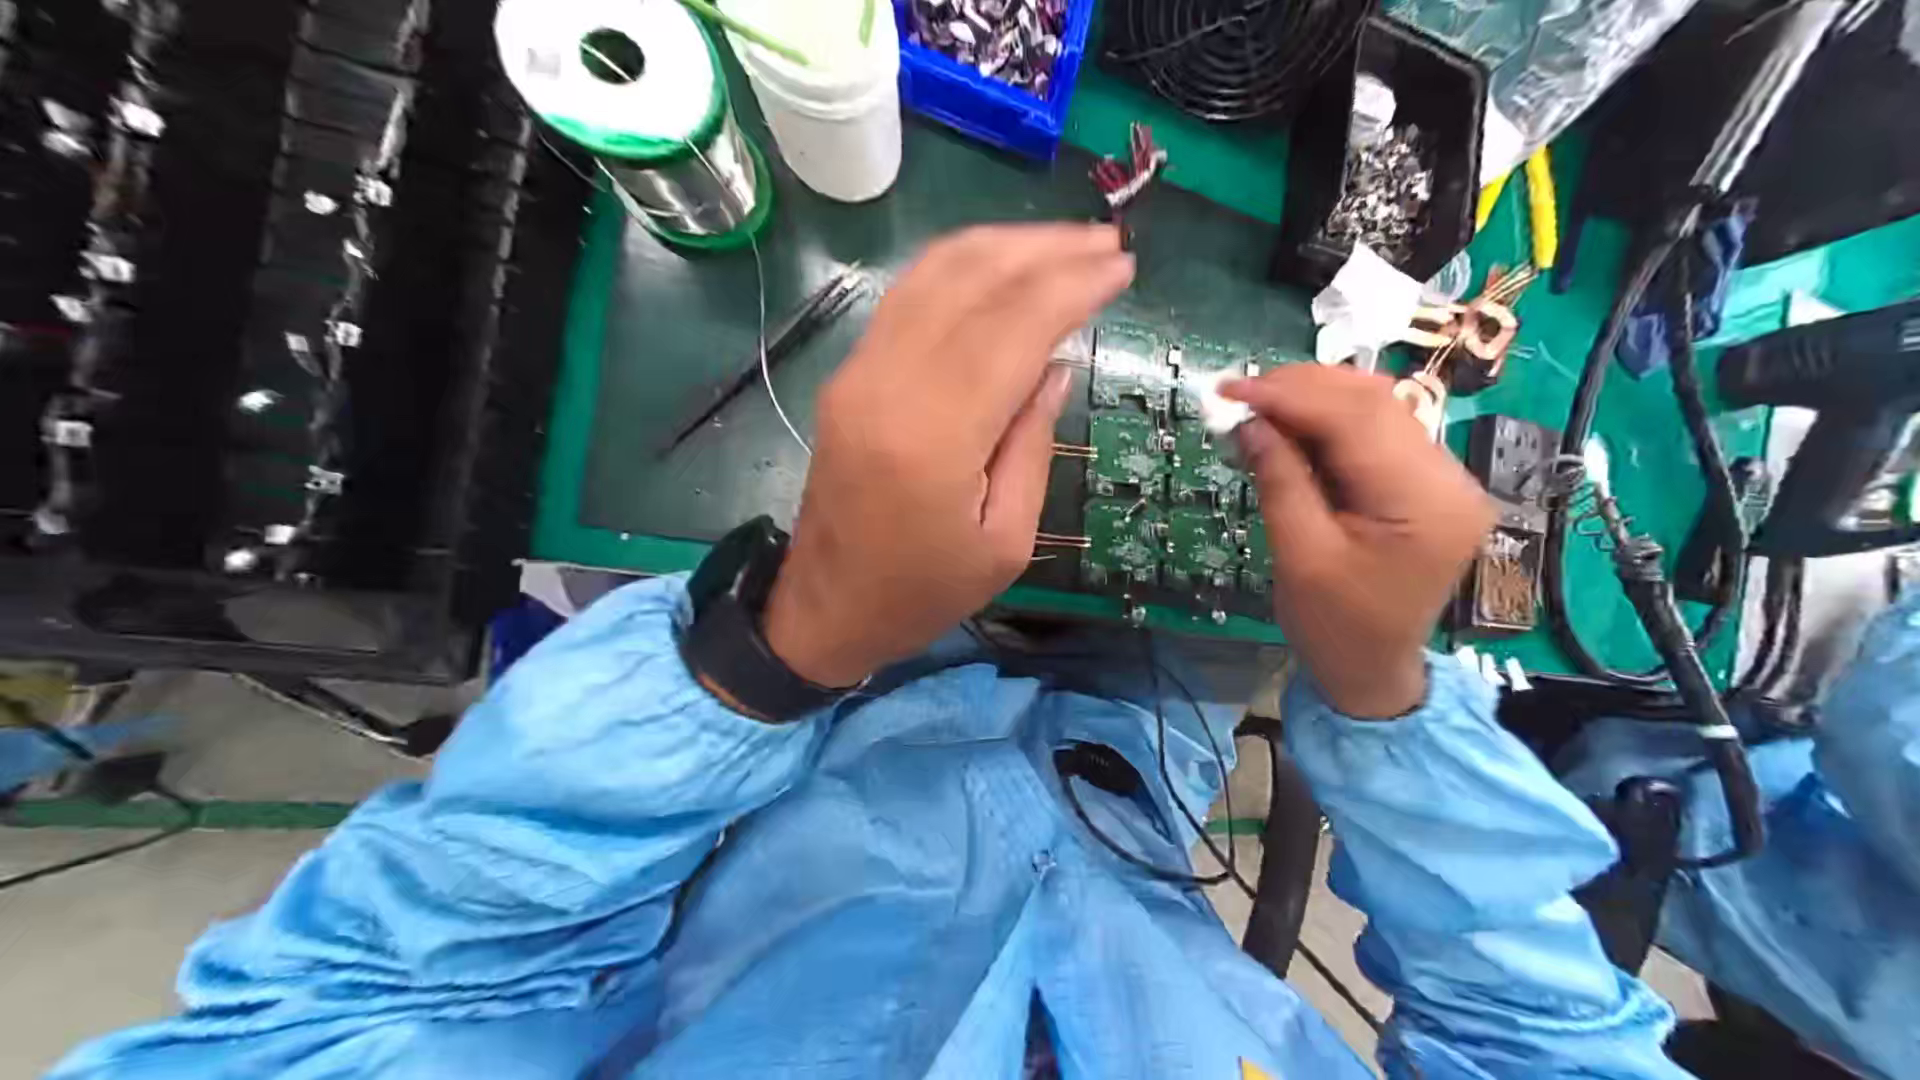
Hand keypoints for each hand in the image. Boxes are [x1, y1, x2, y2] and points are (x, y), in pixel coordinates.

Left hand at [763, 224, 1134, 686]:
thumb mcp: (1006, 541)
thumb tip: (1053, 365)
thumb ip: (1031, 443)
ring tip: (1062, 244)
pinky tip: (998, 269)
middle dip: (1046, 251)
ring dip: (1002, 247)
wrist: (827, 609)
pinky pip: (906, 299)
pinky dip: (958, 270)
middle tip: (1105, 243)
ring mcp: (858, 374)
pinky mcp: (847, 377)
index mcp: (934, 437)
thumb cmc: (924, 592)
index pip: (1013, 328)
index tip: (1122, 268)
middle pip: (973, 284)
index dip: (1072, 288)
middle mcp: (887, 385)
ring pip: (933, 275)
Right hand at [1223, 366, 1493, 717]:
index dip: (1291, 395)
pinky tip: (1288, 428)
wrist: (1373, 669)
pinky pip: (1374, 434)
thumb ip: (1279, 481)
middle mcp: (1448, 479)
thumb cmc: (1334, 626)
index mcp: (1424, 503)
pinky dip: (1326, 423)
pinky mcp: (1424, 483)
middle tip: (1239, 394)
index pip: (1358, 420)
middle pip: (1374, 402)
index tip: (1231, 390)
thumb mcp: (1299, 556)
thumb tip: (1251, 422)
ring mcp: (1442, 478)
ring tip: (1257, 408)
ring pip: (1376, 409)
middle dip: (1301, 388)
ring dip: (1312, 400)